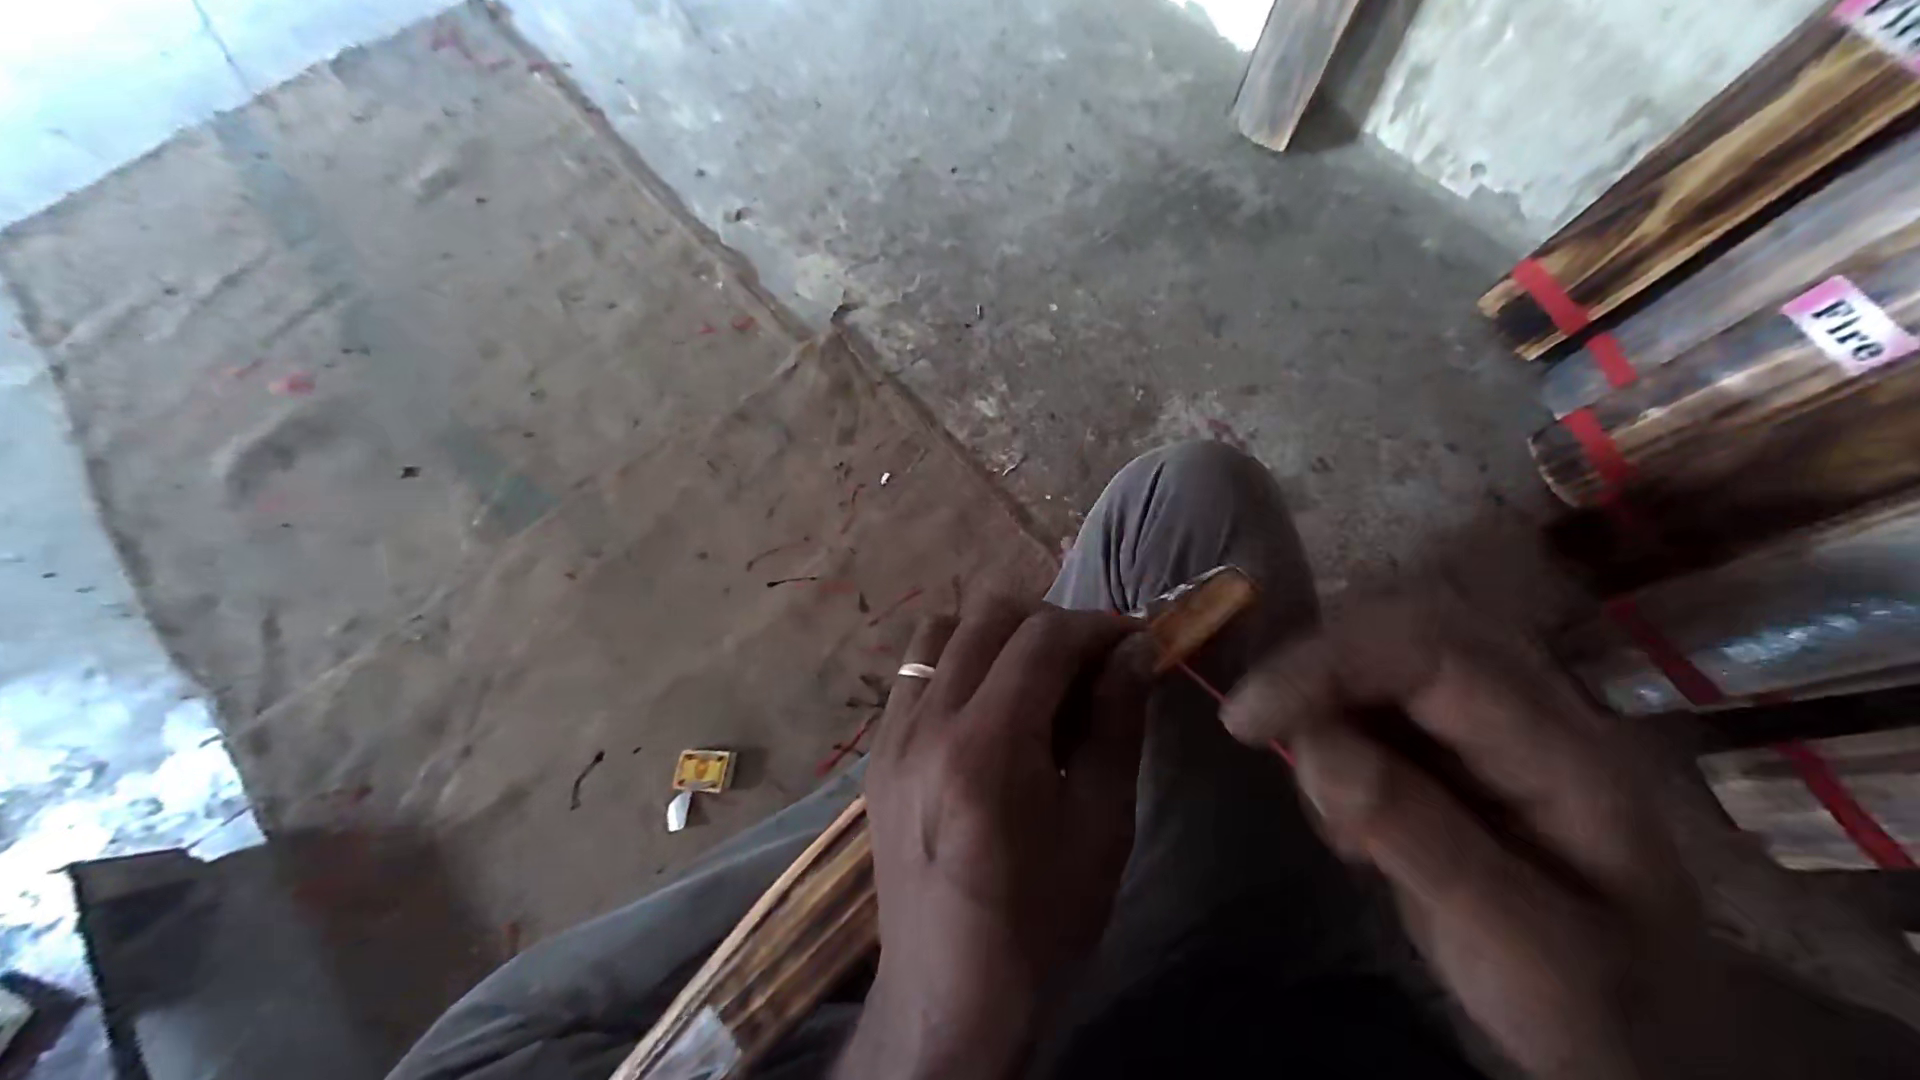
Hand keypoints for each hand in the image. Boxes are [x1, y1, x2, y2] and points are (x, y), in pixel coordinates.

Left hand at [836, 594, 1153, 1079]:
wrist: (949, 997)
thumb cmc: (1041, 923)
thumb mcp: (1101, 825)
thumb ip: (1116, 722)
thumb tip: (1136, 649)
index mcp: (985, 746)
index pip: (1043, 637)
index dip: (1098, 626)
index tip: (1134, 640)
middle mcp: (925, 722)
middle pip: (988, 616)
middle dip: (1050, 622)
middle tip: (1090, 661)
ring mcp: (890, 733)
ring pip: (942, 630)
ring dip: (996, 634)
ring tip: (1035, 677)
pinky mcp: (877, 751)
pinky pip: (916, 672)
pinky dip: (959, 663)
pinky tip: (989, 708)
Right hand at [1222, 597, 1708, 1079]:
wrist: (1637, 1026)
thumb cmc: (1597, 1003)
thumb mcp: (1522, 951)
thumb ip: (1423, 845)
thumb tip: (1318, 747)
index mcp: (1564, 752)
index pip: (1433, 656)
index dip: (1325, 665)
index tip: (1244, 717)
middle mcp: (1524, 709)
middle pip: (1397, 628)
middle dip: (1309, 669)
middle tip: (1255, 729)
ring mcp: (1483, 717)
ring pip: (1370, 655)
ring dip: (1313, 709)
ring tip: (1335, 821)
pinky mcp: (1444, 737)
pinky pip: (1360, 697)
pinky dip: (1321, 737)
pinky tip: (1348, 820)